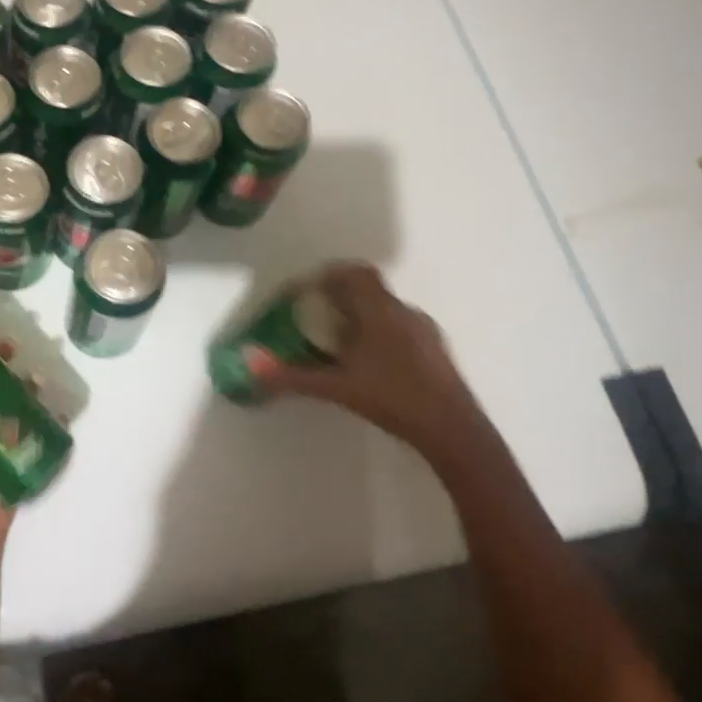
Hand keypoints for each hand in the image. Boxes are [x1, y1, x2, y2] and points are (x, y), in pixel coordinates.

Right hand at [261, 262, 488, 455]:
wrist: (452, 429)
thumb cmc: (392, 399)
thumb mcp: (335, 388)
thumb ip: (290, 376)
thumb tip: (249, 363)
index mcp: (380, 312)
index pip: (355, 273)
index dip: (329, 276)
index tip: (307, 293)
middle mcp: (403, 312)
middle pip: (368, 290)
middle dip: (339, 299)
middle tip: (313, 321)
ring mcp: (423, 330)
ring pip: (385, 310)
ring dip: (360, 318)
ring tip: (337, 346)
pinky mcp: (434, 349)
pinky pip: (400, 327)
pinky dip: (379, 335)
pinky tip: (369, 365)